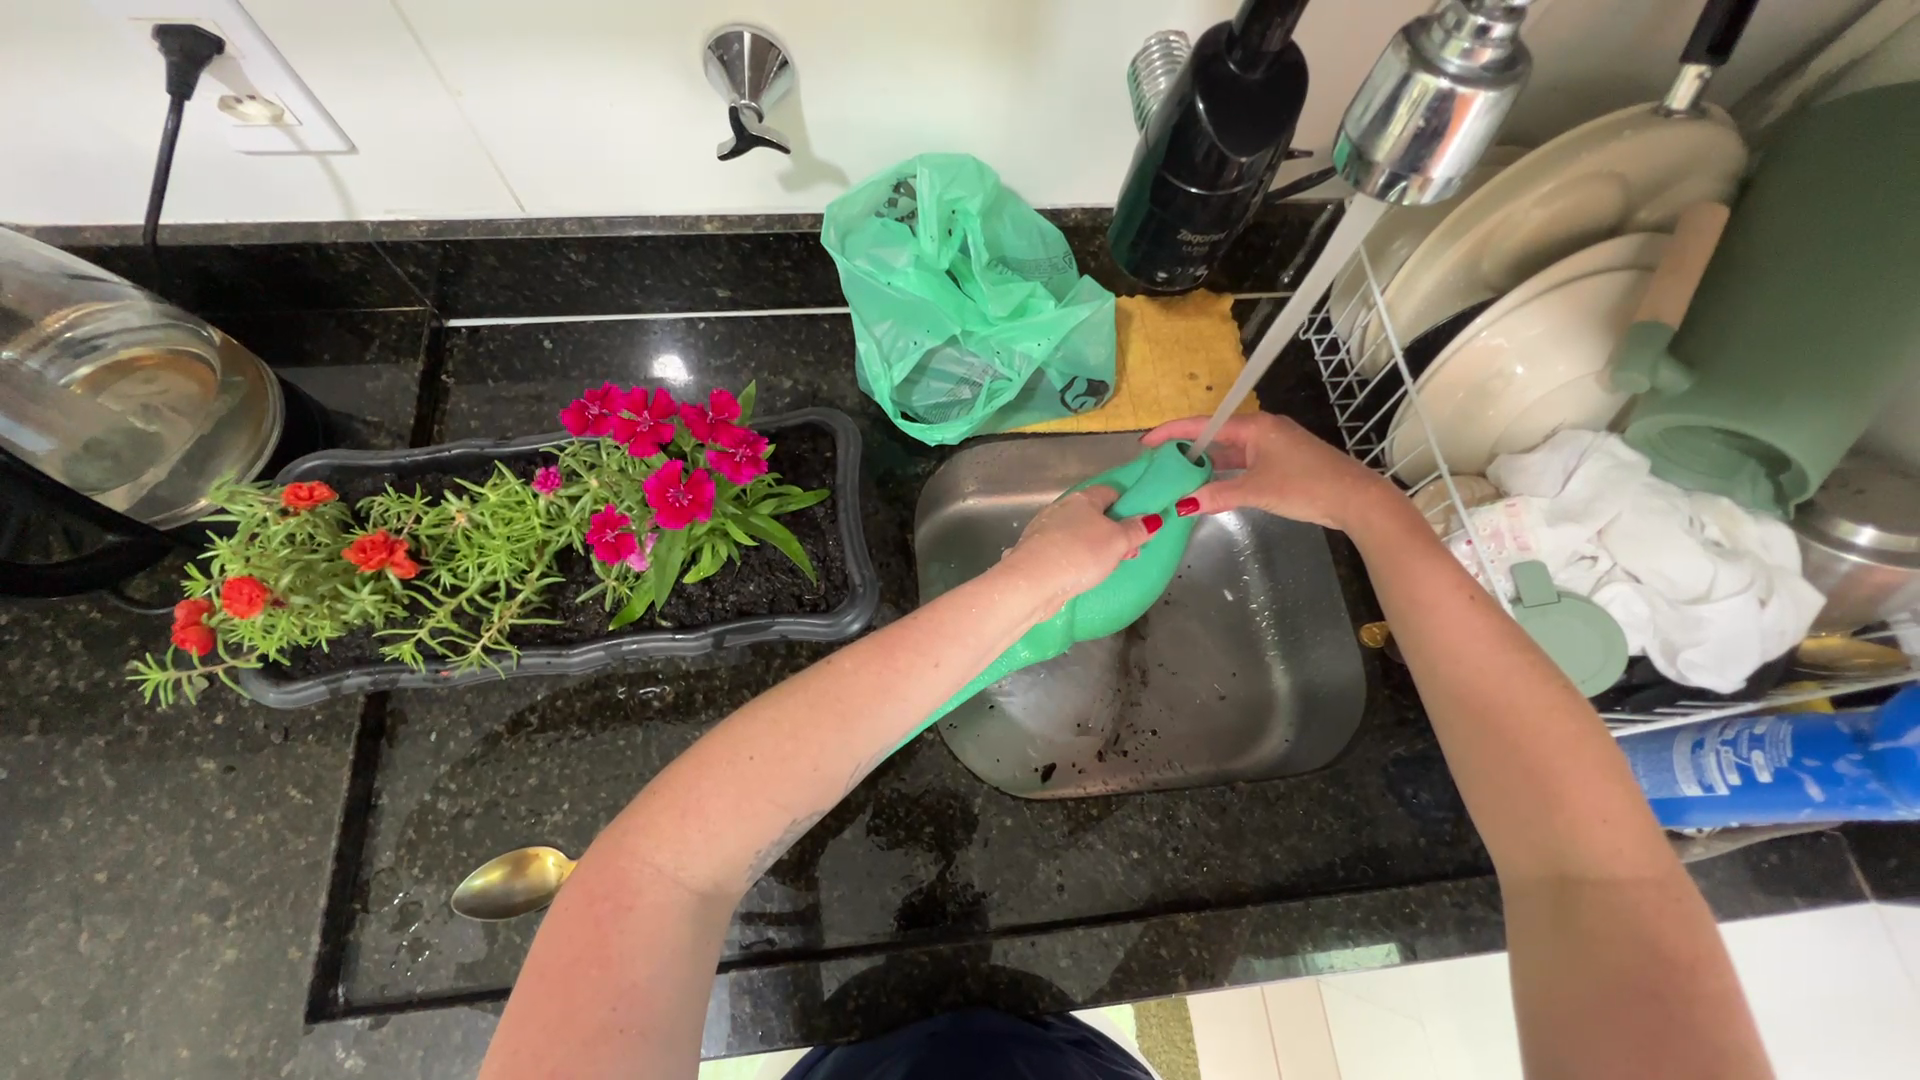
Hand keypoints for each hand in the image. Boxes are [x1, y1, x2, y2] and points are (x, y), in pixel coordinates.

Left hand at [995, 486, 1161, 609]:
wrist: (1033, 582)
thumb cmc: (1080, 554)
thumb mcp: (1118, 541)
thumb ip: (1136, 529)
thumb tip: (1151, 519)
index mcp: (1082, 499)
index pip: (1109, 491)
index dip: (1126, 504)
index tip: (1139, 522)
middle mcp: (1060, 509)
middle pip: (1093, 515)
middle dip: (1112, 531)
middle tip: (1128, 551)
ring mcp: (1044, 530)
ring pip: (1076, 534)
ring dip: (1093, 547)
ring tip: (1107, 567)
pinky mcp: (1034, 552)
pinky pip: (1062, 551)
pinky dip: (1074, 559)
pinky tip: (1080, 574)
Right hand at [1141, 414, 1395, 531]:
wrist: (1355, 498)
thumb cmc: (1306, 486)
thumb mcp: (1256, 491)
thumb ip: (1217, 495)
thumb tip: (1181, 505)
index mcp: (1254, 426)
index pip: (1203, 425)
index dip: (1171, 433)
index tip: (1145, 442)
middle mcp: (1261, 430)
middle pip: (1213, 436)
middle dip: (1184, 449)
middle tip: (1155, 462)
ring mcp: (1271, 446)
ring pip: (1228, 451)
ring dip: (1204, 463)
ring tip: (1174, 475)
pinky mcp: (1279, 462)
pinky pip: (1241, 463)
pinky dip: (1222, 473)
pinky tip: (1207, 486)